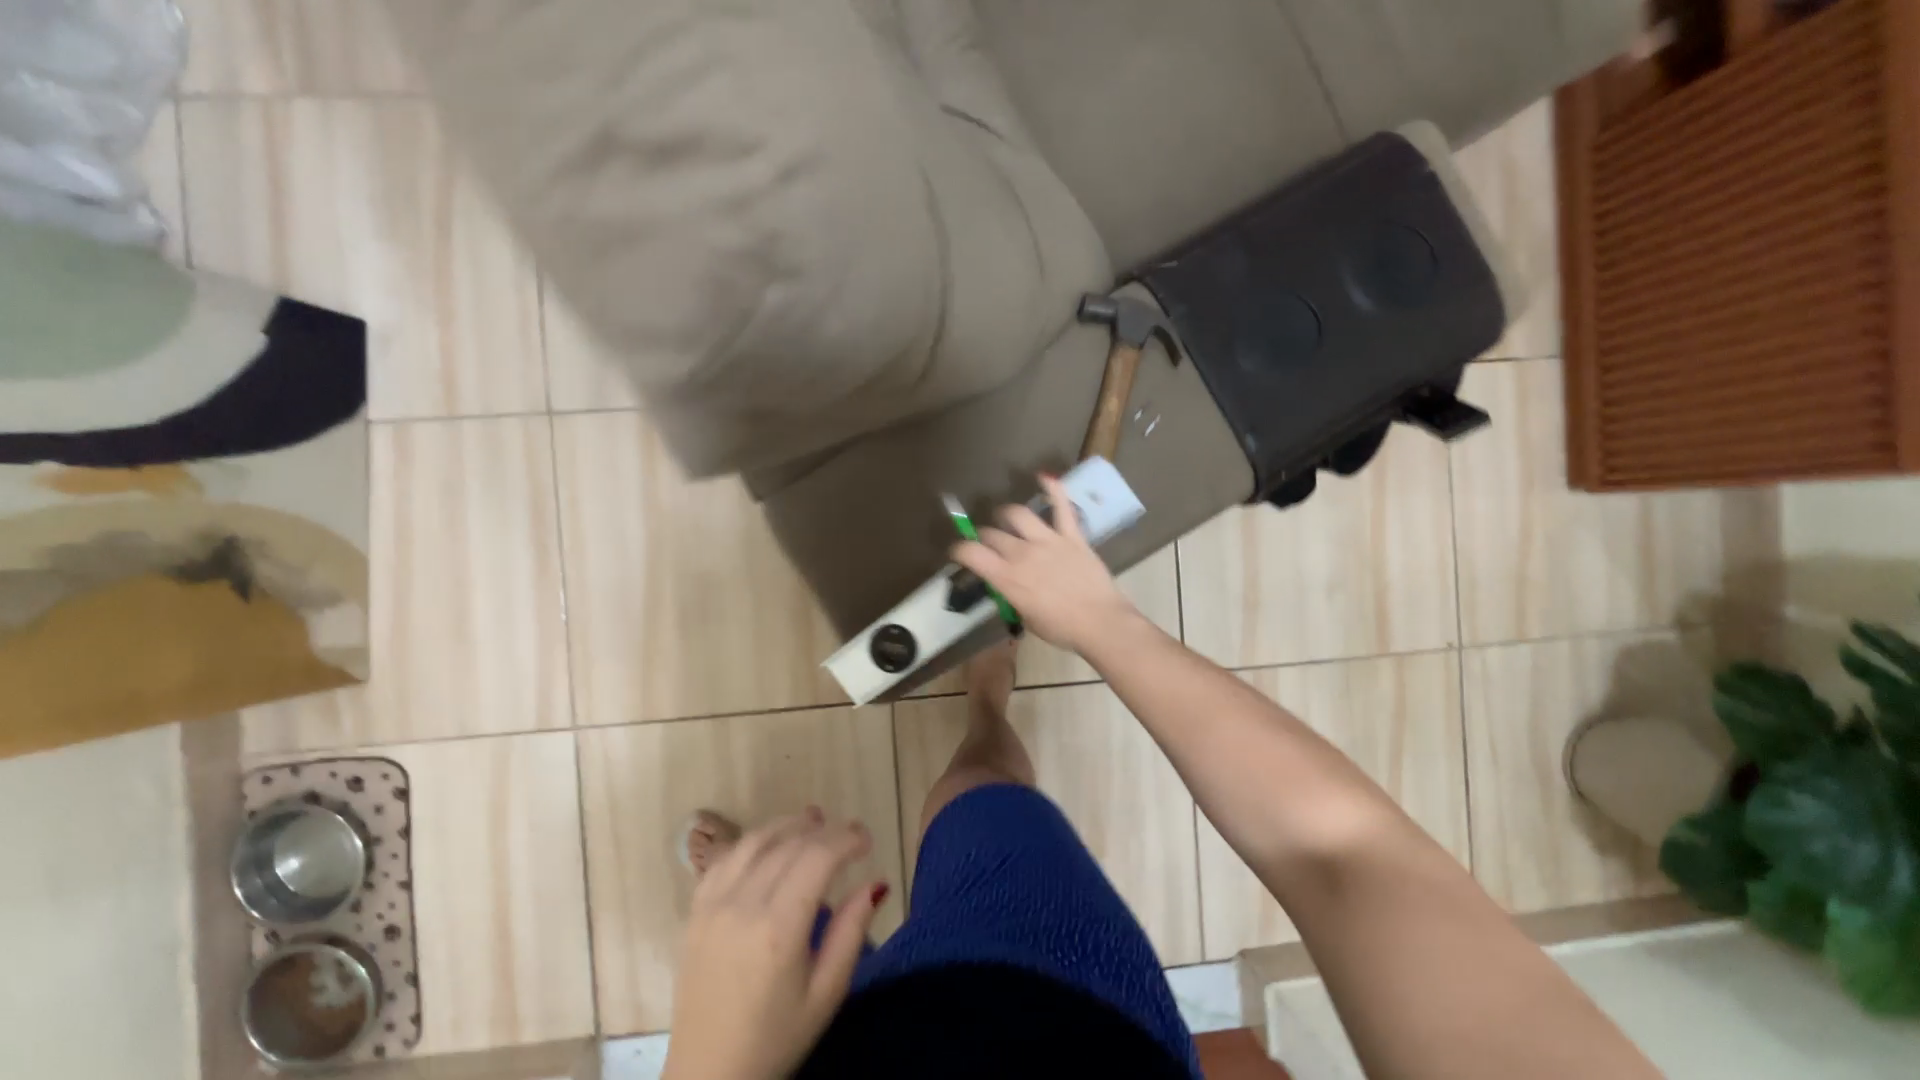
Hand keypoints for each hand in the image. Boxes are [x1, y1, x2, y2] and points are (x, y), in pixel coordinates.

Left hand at [662, 810, 887, 1079]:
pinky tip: (769, 844)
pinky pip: (724, 860)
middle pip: (788, 844)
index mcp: (779, 927)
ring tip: (812, 819)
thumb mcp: (827, 993)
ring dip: (786, 826)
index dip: (846, 838)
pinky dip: (751, 843)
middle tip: (850, 833)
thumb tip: (875, 884)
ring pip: (753, 843)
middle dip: (824, 830)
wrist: (709, 1072)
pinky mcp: (694, 913)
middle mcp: (742, 905)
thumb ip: (851, 932)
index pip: (817, 857)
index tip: (867, 839)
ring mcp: (712, 906)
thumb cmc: (777, 1037)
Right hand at [951, 474, 1141, 654]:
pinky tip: (1043, 477)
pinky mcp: (1072, 536)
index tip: (958, 553)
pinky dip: (1053, 489)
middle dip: (983, 538)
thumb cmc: (1062, 629)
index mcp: (1007, 578)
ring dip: (1006, 514)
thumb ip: (1013, 597)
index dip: (959, 550)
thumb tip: (1008, 586)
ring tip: (1005, 518)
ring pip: (1017, 514)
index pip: (971, 553)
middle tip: (987, 544)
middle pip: (992, 534)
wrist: (1101, 623)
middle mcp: (1023, 554)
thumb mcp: (1026, 618)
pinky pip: (1062, 508)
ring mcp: (1048, 541)